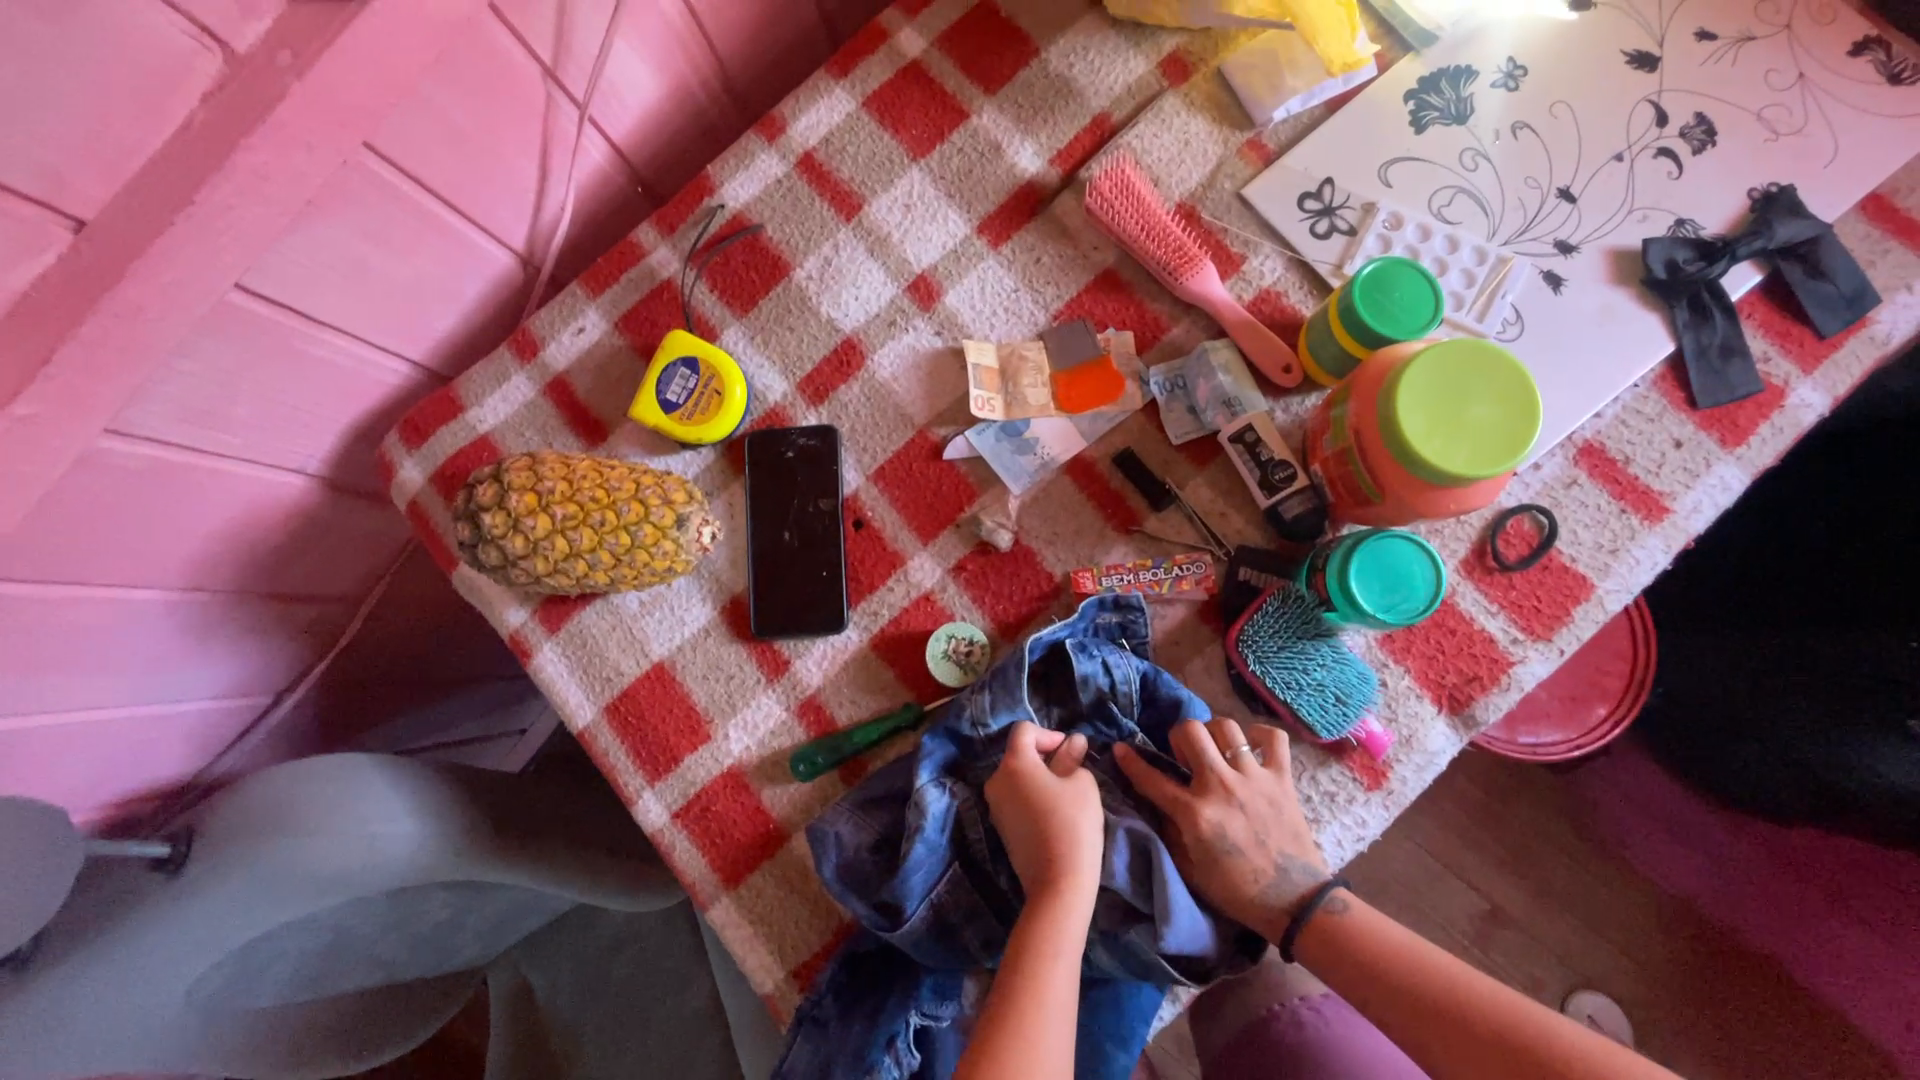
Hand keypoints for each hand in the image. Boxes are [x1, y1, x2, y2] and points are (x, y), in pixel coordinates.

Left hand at [985, 722, 1104, 905]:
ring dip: (1040, 778)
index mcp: (1013, 764)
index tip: (1071, 752)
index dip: (1049, 734)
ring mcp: (995, 806)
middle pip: (1018, 754)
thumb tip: (1073, 741)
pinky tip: (1054, 813)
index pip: (1024, 731)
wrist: (1057, 882)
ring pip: (1017, 778)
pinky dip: (1032, 797)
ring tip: (1066, 794)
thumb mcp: (1081, 784)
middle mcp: (996, 781)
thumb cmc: (1073, 824)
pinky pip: (1016, 799)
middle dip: (1045, 756)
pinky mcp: (1001, 827)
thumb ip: (1072, 758)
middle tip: (1073, 771)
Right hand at [1114, 718, 1330, 937]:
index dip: (1130, 761)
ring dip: (1213, 733)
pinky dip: (1260, 736)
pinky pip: (1273, 738)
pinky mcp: (1282, 779)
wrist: (1295, 902)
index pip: (1152, 778)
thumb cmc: (1237, 891)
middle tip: (1185, 756)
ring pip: (1226, 727)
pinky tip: (1251, 749)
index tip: (1120, 749)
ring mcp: (1254, 779)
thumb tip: (1157, 802)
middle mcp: (1221, 787)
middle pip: (1190, 731)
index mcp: (1194, 813)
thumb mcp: (1190, 869)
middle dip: (1178, 737)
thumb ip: (1169, 831)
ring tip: (1215, 751)